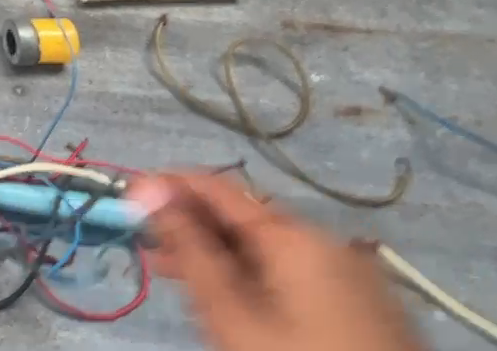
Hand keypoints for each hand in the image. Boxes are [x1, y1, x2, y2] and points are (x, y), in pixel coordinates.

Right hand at [131, 174, 424, 350]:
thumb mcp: (228, 311)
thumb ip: (186, 244)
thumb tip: (147, 189)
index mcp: (295, 235)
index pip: (215, 186)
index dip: (165, 185)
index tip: (126, 196)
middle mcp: (329, 242)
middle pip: (243, 217)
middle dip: (189, 224)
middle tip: (146, 244)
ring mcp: (357, 276)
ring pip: (268, 247)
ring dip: (219, 252)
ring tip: (176, 272)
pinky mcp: (370, 306)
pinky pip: (298, 272)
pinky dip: (257, 273)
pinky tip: (233, 296)